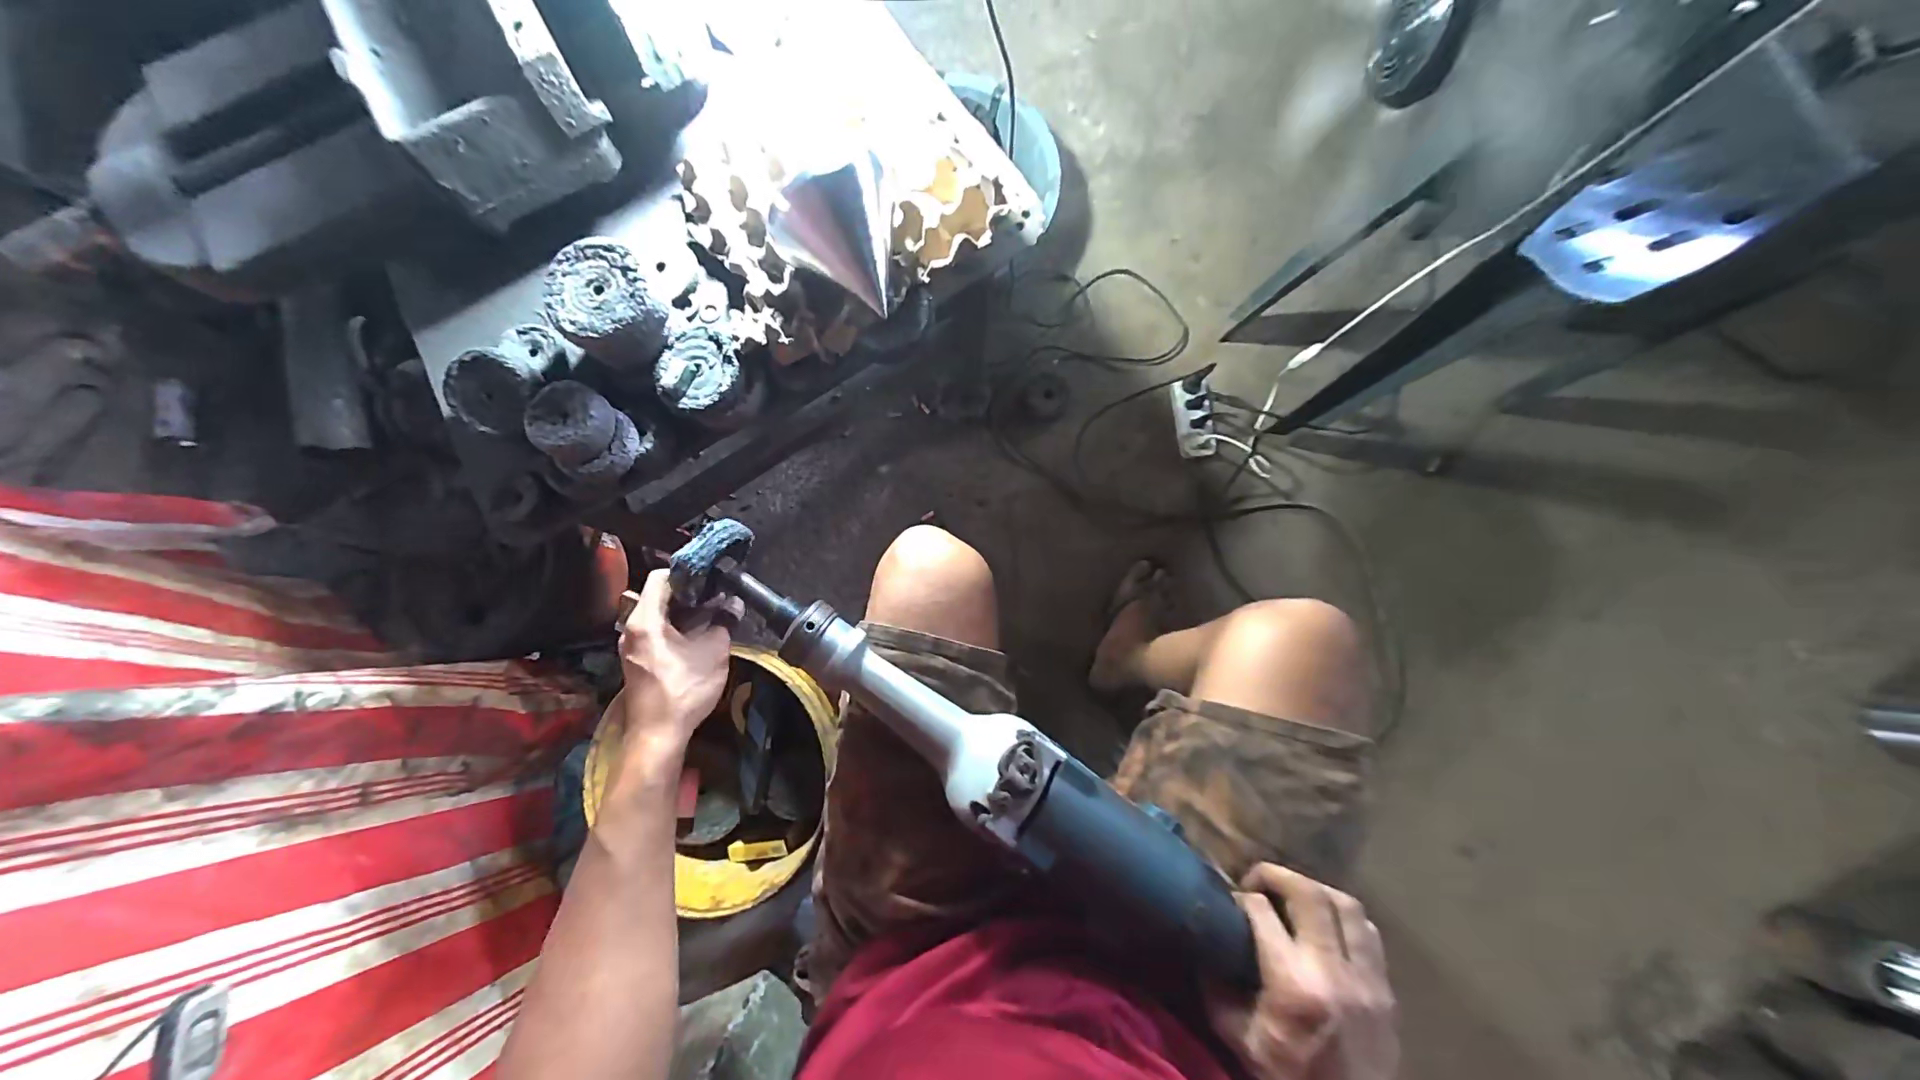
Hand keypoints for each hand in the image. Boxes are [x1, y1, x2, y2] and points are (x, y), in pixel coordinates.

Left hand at [615, 568, 736, 778]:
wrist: (658, 734)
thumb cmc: (684, 689)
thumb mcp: (714, 651)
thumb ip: (723, 623)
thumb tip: (734, 605)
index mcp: (644, 619)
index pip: (660, 577)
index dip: (687, 573)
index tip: (710, 577)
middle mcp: (631, 628)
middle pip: (657, 596)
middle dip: (689, 593)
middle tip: (717, 595)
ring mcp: (631, 645)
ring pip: (657, 615)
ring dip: (683, 612)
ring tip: (713, 613)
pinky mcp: (637, 660)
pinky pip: (656, 632)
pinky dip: (676, 628)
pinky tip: (698, 636)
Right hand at [1205, 863, 1398, 1079]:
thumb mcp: (1237, 1036)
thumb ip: (1216, 984)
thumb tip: (1207, 942)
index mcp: (1293, 984)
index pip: (1263, 912)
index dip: (1241, 897)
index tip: (1230, 900)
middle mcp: (1334, 972)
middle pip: (1309, 894)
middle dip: (1277, 876)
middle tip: (1257, 880)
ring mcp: (1368, 981)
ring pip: (1347, 906)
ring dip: (1315, 890)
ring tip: (1293, 896)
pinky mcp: (1387, 992)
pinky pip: (1369, 934)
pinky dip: (1345, 918)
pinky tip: (1326, 926)